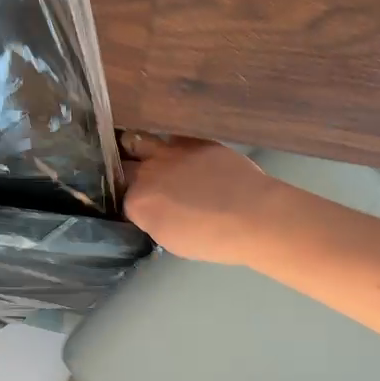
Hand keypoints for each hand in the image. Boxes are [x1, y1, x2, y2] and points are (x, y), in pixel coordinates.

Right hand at [121, 134, 292, 264]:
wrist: (256, 216)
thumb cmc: (214, 239)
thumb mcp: (172, 242)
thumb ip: (153, 222)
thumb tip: (152, 212)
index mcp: (136, 202)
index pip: (123, 199)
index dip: (134, 202)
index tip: (145, 207)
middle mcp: (144, 173)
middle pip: (125, 167)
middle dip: (128, 173)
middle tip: (141, 181)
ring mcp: (167, 153)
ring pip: (137, 141)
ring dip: (137, 148)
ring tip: (148, 155)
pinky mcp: (192, 142)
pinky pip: (172, 138)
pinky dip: (172, 145)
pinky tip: (184, 155)